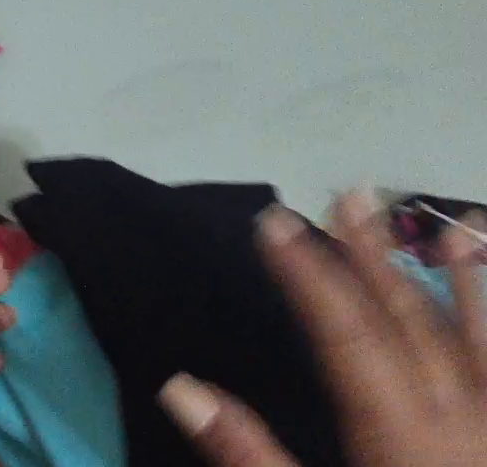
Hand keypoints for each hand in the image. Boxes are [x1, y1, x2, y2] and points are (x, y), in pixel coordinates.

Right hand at [159, 192, 486, 466]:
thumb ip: (252, 455)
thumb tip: (180, 388)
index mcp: (402, 437)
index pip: (348, 336)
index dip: (309, 274)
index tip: (275, 221)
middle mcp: (463, 424)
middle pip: (413, 326)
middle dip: (377, 257)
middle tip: (354, 194)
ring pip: (486, 347)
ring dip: (468, 284)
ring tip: (456, 227)